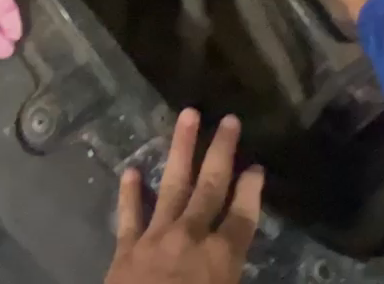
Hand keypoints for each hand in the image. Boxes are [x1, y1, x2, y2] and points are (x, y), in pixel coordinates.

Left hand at [107, 109, 264, 283]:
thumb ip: (233, 274)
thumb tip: (238, 260)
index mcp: (220, 261)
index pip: (243, 217)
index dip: (252, 191)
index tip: (257, 167)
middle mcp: (191, 239)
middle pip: (211, 188)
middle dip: (222, 152)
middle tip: (229, 119)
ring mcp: (155, 241)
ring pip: (173, 185)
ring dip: (181, 149)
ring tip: (188, 115)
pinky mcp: (125, 252)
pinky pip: (129, 217)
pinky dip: (130, 193)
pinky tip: (131, 170)